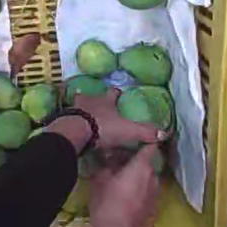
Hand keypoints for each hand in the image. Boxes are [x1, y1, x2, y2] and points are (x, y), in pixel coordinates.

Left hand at [42, 88, 164, 153]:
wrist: (75, 132)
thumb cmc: (103, 128)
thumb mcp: (127, 131)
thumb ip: (144, 132)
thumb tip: (164, 134)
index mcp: (106, 101)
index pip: (112, 93)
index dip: (115, 93)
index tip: (117, 93)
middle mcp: (89, 100)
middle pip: (92, 96)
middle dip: (95, 99)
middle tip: (96, 103)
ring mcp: (74, 108)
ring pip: (77, 103)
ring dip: (80, 107)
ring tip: (81, 113)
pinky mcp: (63, 118)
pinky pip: (66, 116)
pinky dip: (69, 119)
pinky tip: (70, 125)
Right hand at [90, 144, 161, 226]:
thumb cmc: (108, 203)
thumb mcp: (99, 181)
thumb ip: (104, 166)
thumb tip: (105, 159)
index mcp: (141, 166)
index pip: (150, 145)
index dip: (144, 140)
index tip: (134, 138)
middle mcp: (153, 176)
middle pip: (146, 162)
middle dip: (133, 159)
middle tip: (115, 159)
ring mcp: (155, 192)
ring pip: (145, 176)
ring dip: (134, 174)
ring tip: (118, 176)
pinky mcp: (152, 205)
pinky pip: (145, 189)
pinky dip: (136, 187)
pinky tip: (123, 191)